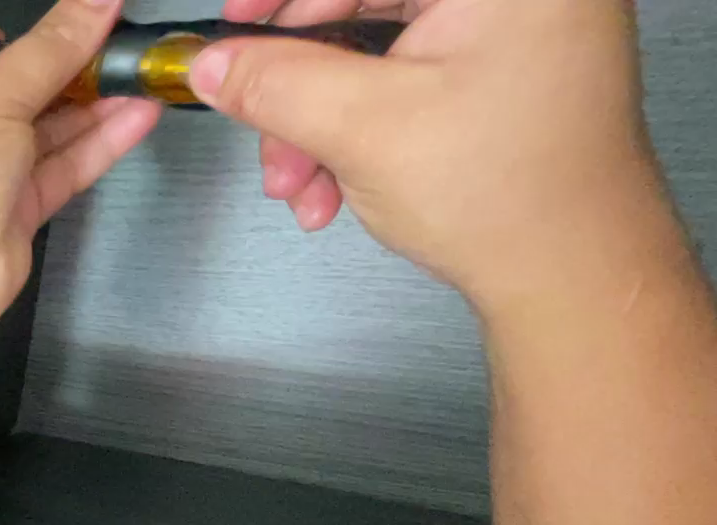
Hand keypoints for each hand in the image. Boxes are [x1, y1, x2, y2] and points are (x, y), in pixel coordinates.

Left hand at [0, 0, 161, 338]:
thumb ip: (53, 46)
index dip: (29, 34)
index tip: (90, 15)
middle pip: (23, 87)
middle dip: (77, 66)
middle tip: (136, 42)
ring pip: (48, 130)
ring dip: (97, 103)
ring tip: (152, 73)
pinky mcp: (13, 211)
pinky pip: (60, 168)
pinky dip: (97, 144)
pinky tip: (141, 115)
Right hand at [188, 0, 668, 303]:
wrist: (555, 257)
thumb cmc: (500, 187)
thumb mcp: (361, 128)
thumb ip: (276, 86)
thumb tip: (213, 64)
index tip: (230, 26)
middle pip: (355, 15)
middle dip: (293, 90)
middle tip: (263, 137)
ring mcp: (496, 31)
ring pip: (359, 61)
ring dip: (308, 128)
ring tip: (298, 185)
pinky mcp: (480, 73)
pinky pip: (382, 88)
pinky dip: (340, 136)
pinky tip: (330, 183)